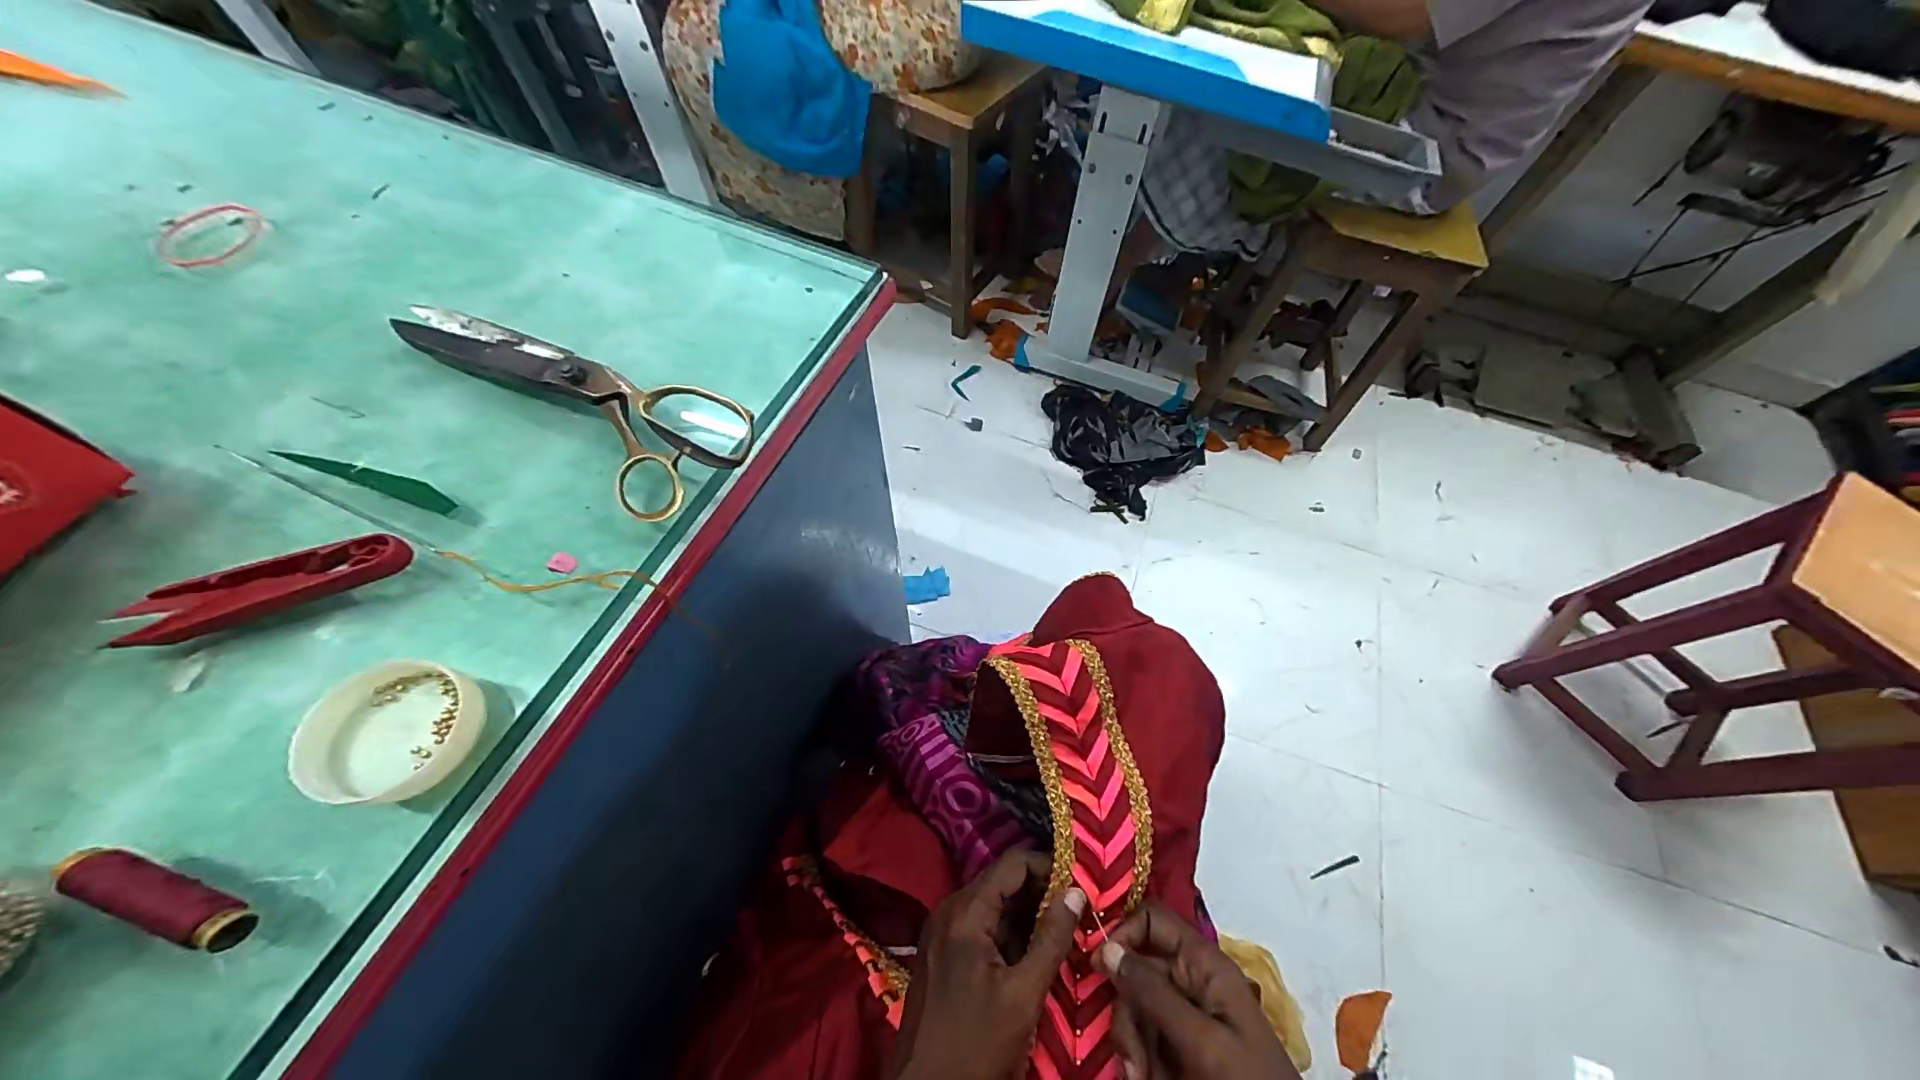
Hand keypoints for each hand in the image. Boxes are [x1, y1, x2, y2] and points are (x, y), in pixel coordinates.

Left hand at [891, 851, 1085, 1079]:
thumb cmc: (976, 1044)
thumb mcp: (1023, 994)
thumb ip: (1051, 939)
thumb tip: (1076, 892)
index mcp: (965, 911)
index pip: (1013, 863)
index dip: (1050, 868)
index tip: (1081, 888)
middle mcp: (949, 909)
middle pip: (1003, 881)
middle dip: (1042, 893)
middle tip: (1079, 914)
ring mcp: (942, 930)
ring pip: (993, 904)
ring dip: (1028, 915)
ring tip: (1064, 933)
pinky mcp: (942, 951)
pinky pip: (981, 925)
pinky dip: (1009, 932)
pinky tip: (1034, 953)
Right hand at [1093, 904, 1300, 1079]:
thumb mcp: (1199, 1041)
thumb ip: (1152, 993)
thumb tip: (1107, 949)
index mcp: (1204, 964)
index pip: (1152, 919)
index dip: (1122, 934)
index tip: (1100, 969)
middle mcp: (1192, 978)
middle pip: (1137, 969)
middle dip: (1126, 1012)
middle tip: (1132, 1061)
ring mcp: (1187, 1012)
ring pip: (1136, 1005)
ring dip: (1131, 1044)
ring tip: (1140, 1078)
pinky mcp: (1182, 1043)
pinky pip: (1146, 1035)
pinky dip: (1141, 1058)